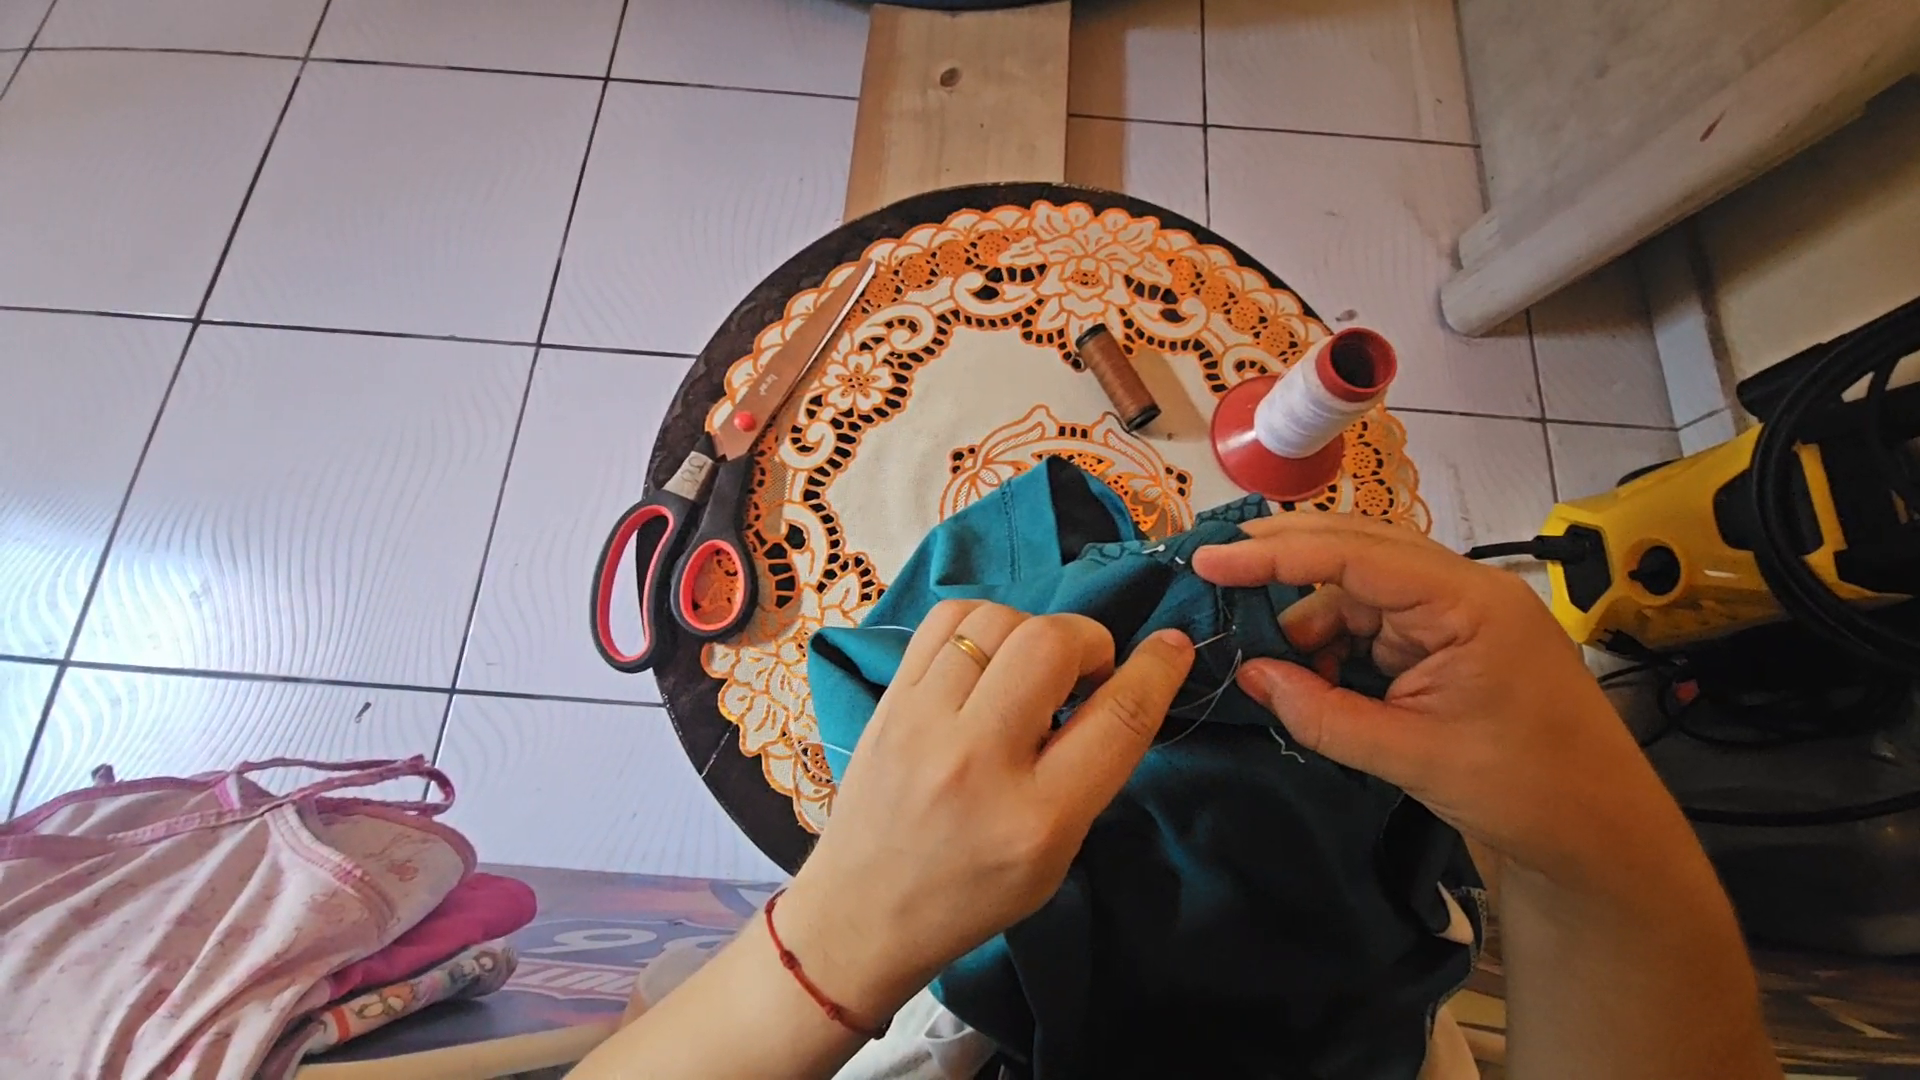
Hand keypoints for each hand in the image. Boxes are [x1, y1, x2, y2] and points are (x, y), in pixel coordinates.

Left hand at [775, 600, 1193, 1022]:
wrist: (863, 909)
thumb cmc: (974, 891)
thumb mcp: (1057, 852)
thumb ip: (1092, 768)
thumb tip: (1120, 681)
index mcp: (1038, 817)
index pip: (1118, 719)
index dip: (1157, 670)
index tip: (1172, 645)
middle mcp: (979, 759)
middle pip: (1052, 644)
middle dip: (1087, 640)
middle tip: (1082, 672)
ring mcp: (923, 721)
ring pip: (997, 619)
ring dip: (1032, 629)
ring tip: (1029, 665)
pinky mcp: (890, 698)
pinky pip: (945, 620)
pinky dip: (982, 622)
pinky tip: (986, 654)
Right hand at [1192, 514, 1689, 887]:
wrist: (1603, 841)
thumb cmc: (1526, 793)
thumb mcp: (1410, 756)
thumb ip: (1320, 713)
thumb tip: (1248, 674)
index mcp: (1466, 603)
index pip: (1353, 554)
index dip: (1273, 553)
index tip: (1210, 559)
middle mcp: (1458, 590)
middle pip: (1353, 549)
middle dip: (1282, 561)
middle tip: (1215, 571)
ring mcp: (1452, 612)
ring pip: (1354, 588)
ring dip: (1307, 620)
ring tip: (1273, 665)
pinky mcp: (1443, 637)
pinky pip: (1369, 621)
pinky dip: (1330, 642)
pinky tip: (1312, 676)